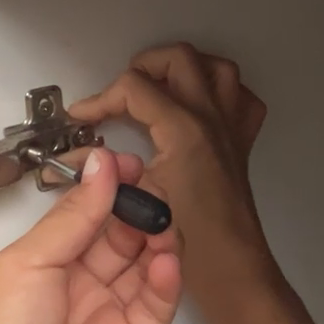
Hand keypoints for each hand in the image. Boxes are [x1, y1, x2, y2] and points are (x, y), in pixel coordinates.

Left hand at [0, 148, 182, 323]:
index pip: (81, 214)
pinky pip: (157, 304)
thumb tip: (99, 168)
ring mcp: (103, 318)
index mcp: (37, 266)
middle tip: (151, 190)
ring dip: (155, 238)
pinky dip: (168, 279)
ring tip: (162, 223)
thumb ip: (72, 216)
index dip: (105, 188)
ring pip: (141, 264)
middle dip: (134, 208)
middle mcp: (71, 289)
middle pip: (115, 235)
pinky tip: (166, 260)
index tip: (126, 164)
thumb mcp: (26, 265)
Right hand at [69, 45, 271, 293]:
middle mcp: (212, 116)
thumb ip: (108, 169)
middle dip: (145, 65)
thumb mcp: (137, 199)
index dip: (100, 98)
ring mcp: (232, 125)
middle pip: (180, 57)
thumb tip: (80, 157)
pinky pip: (241, 98)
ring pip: (218, 68)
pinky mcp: (243, 140)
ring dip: (188, 68)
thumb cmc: (186, 240)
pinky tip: (200, 107)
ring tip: (161, 85)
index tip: (82, 115)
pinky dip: (221, 92)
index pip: (135, 87)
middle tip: (122, 91)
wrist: (230, 266)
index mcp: (184, 127)